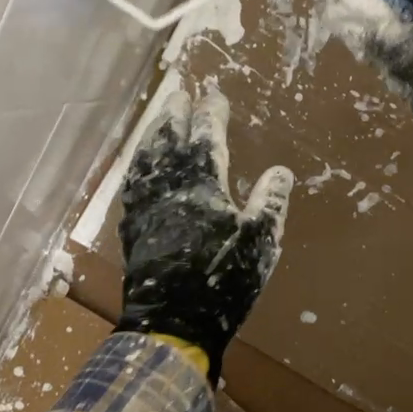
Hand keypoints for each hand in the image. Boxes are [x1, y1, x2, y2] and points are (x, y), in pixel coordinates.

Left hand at [118, 84, 292, 382]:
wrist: (173, 319)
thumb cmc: (222, 281)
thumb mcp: (259, 243)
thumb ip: (269, 203)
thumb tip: (280, 171)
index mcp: (203, 183)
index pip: (207, 135)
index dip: (212, 111)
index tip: (214, 92)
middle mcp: (169, 186)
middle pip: (169, 138)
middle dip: (176, 112)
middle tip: (179, 92)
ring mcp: (146, 205)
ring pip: (146, 158)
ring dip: (153, 133)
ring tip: (159, 119)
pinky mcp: (132, 227)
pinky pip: (133, 184)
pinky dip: (138, 166)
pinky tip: (140, 166)